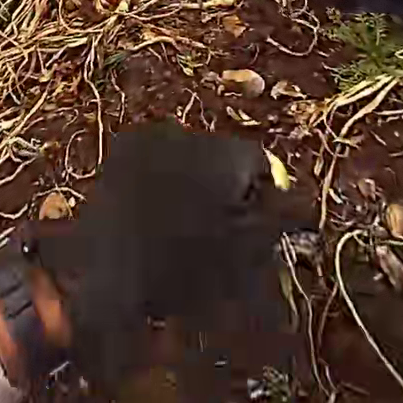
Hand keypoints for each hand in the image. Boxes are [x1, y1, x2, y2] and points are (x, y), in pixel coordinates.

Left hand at [0, 123, 300, 394]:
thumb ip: (278, 218)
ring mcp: (150, 138)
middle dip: (229, 186)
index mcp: (220, 154)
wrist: (103, 270)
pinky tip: (159, 213)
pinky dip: (167, 179)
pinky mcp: (124, 149)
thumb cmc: (181, 267)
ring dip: (197, 181)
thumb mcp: (243, 252)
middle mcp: (186, 133)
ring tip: (188, 222)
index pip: (259, 161)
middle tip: (224, 226)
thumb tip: (299, 200)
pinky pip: (161, 159)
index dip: (265, 193)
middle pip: (225, 156)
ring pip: (192, 157)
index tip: (259, 223)